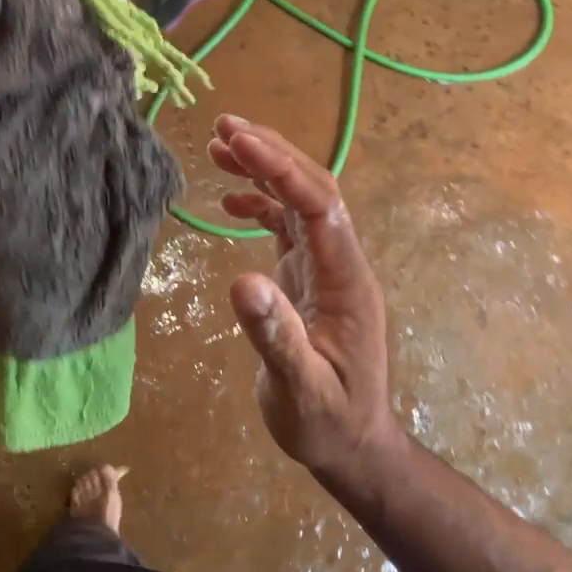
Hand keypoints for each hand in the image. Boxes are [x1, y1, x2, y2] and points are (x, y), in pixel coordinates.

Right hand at [209, 116, 403, 486]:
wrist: (352, 445)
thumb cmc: (327, 423)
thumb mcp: (301, 389)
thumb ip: (276, 337)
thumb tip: (242, 280)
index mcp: (346, 283)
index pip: (317, 207)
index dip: (279, 169)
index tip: (237, 141)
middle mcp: (340, 266)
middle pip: (313, 190)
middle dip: (272, 153)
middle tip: (224, 126)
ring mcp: (325, 271)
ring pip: (299, 202)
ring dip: (264, 170)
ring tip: (219, 145)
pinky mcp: (307, 280)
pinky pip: (286, 227)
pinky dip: (260, 203)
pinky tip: (230, 200)